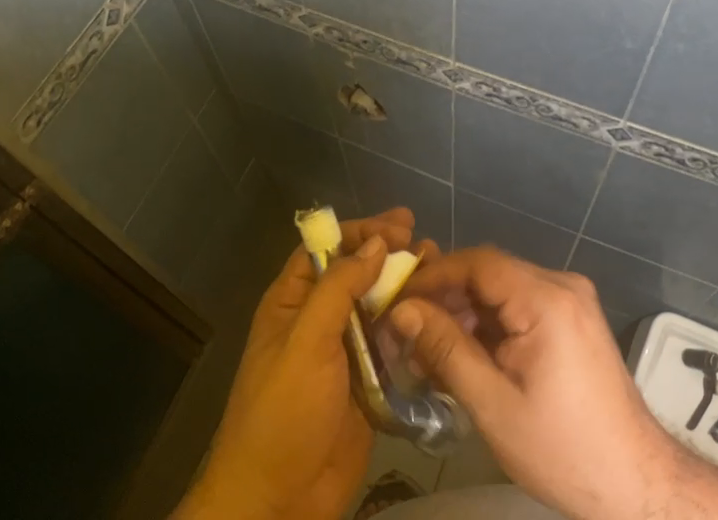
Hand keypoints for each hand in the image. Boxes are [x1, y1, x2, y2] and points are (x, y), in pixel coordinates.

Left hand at [173, 208, 428, 519]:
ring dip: (404, 287)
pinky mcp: (366, 384)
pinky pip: (391, 345)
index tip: (399, 225)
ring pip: (377, 308)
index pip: (323, 251)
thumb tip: (375, 244)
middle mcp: (317, 322)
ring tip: (438, 270)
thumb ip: (339, 289)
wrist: (278, 498)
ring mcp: (343, 354)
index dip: (359, 232)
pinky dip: (411, 326)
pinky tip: (437, 315)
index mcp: (291, 305)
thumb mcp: (305, 341)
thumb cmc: (283, 412)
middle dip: (387, 254)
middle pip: (355, 275)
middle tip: (424, 241)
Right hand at [386, 247, 717, 519]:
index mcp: (547, 299)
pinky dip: (489, 328)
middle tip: (403, 336)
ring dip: (463, 317)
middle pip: (488, 274)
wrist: (634, 479)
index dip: (432, 276)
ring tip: (426, 355)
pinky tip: (462, 358)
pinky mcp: (573, 323)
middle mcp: (562, 286)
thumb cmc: (562, 446)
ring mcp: (571, 303)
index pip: (477, 262)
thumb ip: (445, 349)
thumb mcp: (493, 403)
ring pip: (501, 292)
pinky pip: (520, 309)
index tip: (394, 302)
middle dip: (443, 301)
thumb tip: (401, 311)